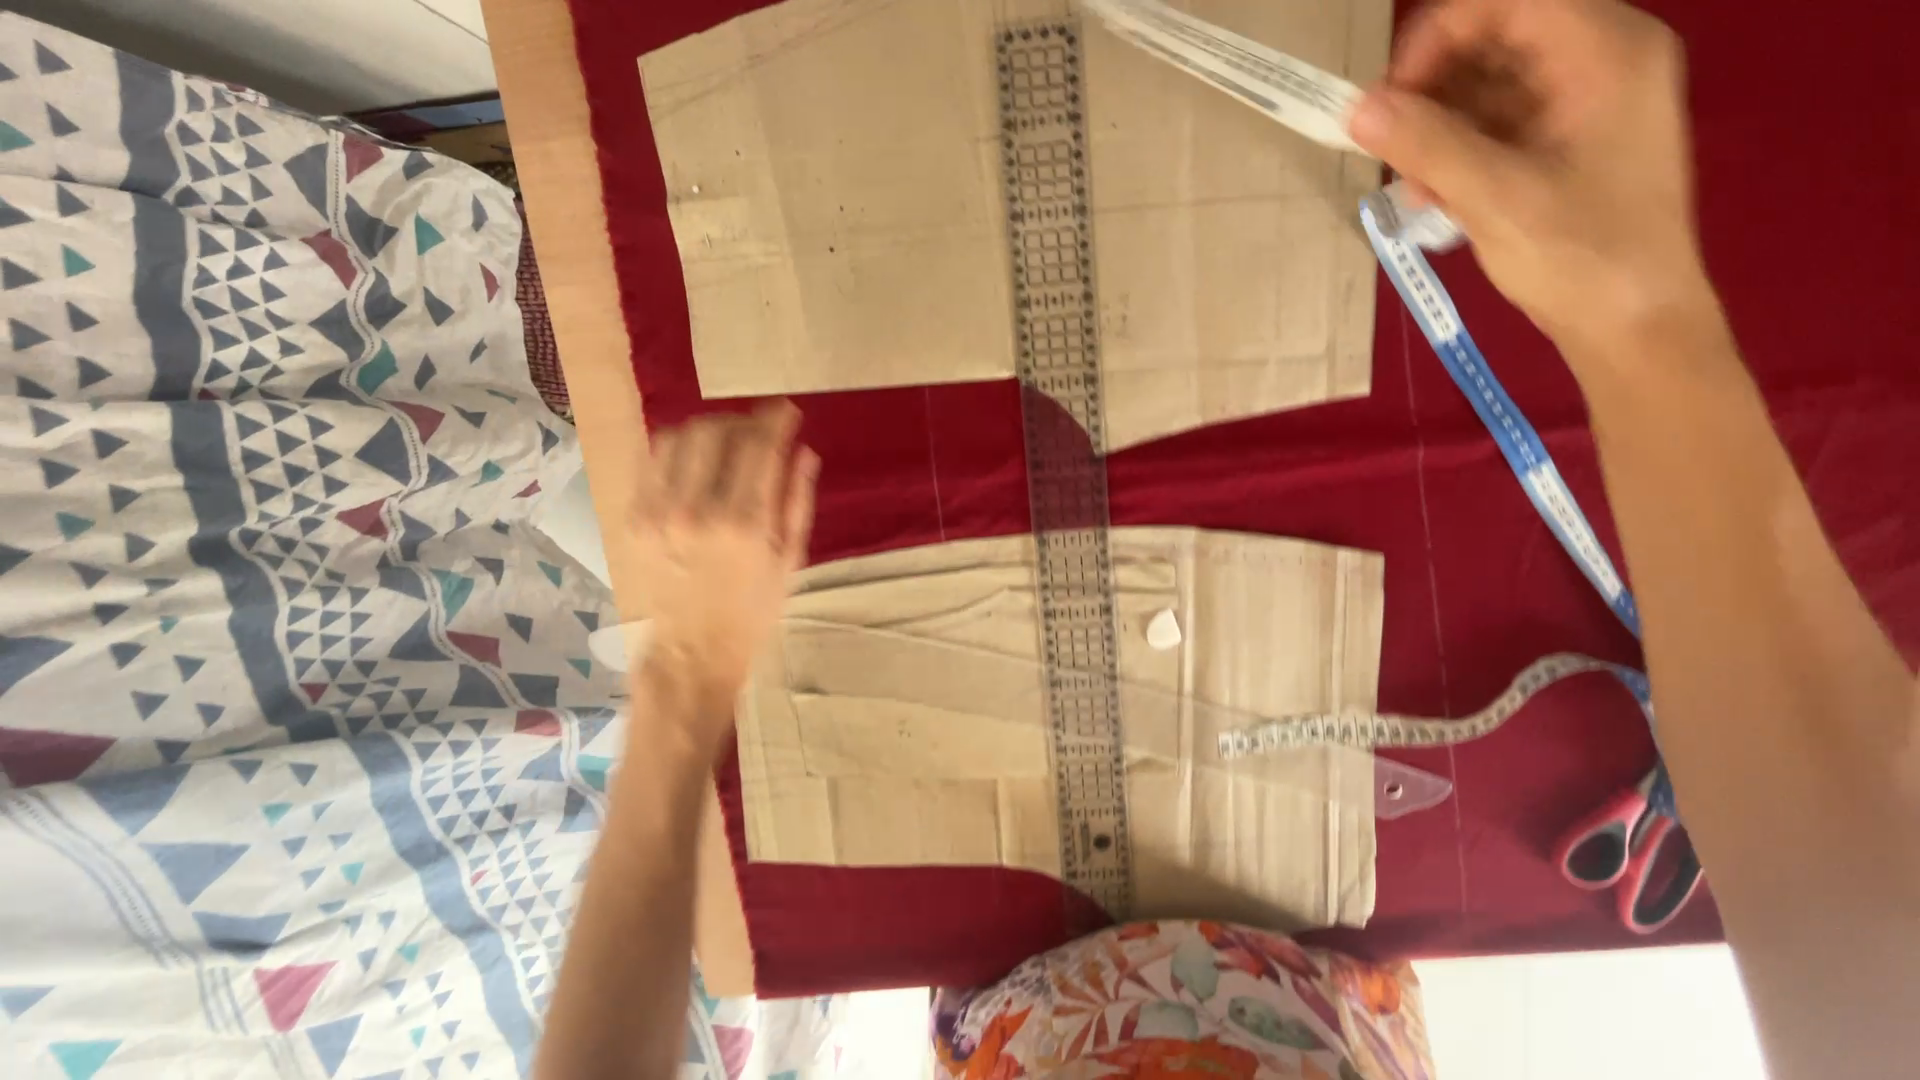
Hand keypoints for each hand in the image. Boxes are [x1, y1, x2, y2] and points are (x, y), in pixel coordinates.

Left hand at [633, 402, 817, 755]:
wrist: (691, 654)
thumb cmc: (752, 614)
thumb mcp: (789, 563)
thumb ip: (796, 503)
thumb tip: (803, 453)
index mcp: (745, 523)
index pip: (759, 446)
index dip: (775, 419)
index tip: (786, 409)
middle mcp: (698, 509)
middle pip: (716, 431)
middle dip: (742, 421)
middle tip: (756, 430)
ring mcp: (659, 512)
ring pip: (679, 438)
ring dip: (707, 431)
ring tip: (724, 442)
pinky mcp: (634, 519)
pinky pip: (653, 461)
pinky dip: (677, 451)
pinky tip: (694, 462)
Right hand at [1348, 0, 1715, 359]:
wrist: (1633, 324)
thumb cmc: (1579, 256)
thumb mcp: (1494, 197)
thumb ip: (1425, 145)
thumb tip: (1358, 108)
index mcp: (1605, 52)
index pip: (1505, 2)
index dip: (1435, 39)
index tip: (1386, 101)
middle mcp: (1602, 59)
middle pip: (1496, 37)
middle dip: (1433, 89)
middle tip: (1391, 149)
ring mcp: (1587, 100)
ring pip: (1492, 82)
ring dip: (1439, 126)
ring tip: (1415, 186)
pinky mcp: (1570, 139)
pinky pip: (1501, 120)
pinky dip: (1459, 150)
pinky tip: (1436, 195)